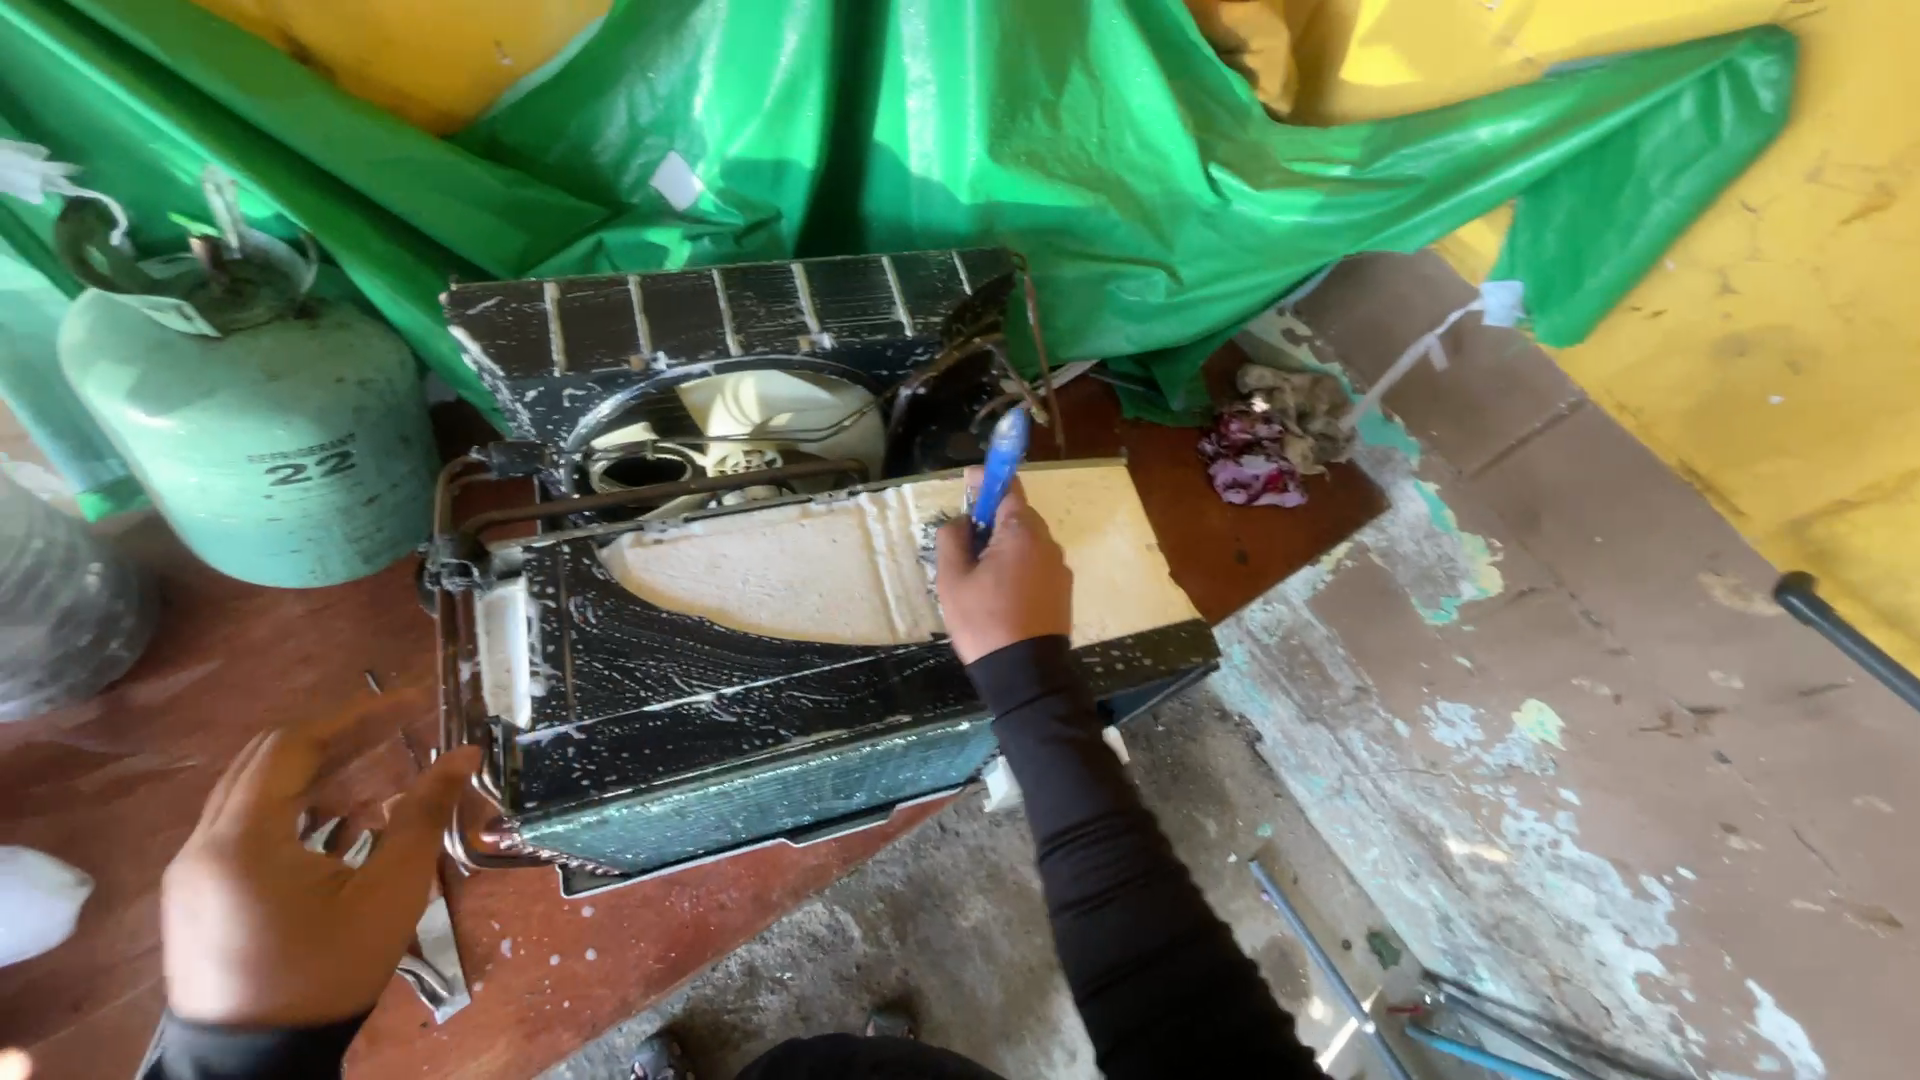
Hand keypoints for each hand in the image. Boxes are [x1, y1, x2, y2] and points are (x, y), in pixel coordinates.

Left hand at [160, 711, 480, 1027]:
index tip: (414, 702)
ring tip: (388, 769)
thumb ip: (425, 812)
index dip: (359, 715)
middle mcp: (205, 845)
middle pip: (272, 761)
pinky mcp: (204, 892)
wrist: (252, 1063)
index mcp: (242, 840)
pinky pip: (252, 824)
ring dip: (326, 770)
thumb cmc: (328, 969)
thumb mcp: (391, 889)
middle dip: (344, 736)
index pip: (294, 746)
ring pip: (261, 791)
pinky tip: (353, 820)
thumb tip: (465, 753)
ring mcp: (197, 870)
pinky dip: (304, 806)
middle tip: (406, 724)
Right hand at [935, 471, 1072, 663]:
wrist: (1024, 672)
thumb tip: (962, 522)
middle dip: (992, 520)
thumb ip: (952, 539)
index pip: (1007, 488)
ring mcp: (1059, 567)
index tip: (969, 480)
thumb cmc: (984, 621)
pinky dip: (1019, 565)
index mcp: (1021, 533)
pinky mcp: (1063, 589)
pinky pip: (1037, 564)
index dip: (987, 480)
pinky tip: (1001, 591)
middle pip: (1018, 516)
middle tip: (965, 542)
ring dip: (1005, 545)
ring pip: (1028, 542)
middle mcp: (1047, 543)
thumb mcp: (953, 579)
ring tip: (980, 574)